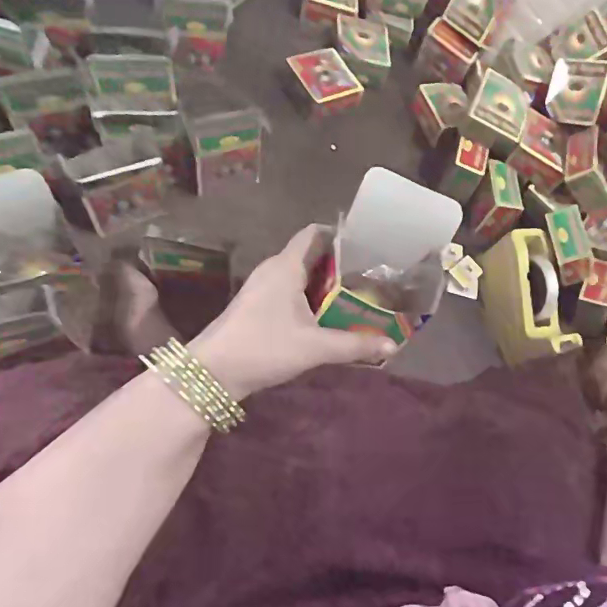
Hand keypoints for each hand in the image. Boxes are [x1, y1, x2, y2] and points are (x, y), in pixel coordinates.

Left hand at [188, 225, 399, 398]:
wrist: (213, 373)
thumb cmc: (264, 348)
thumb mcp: (314, 347)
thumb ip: (355, 345)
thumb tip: (393, 345)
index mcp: (287, 267)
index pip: (315, 234)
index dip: (341, 235)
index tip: (368, 246)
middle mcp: (274, 270)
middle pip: (312, 256)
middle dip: (342, 265)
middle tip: (373, 277)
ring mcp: (263, 289)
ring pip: (302, 277)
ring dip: (327, 286)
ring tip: (359, 297)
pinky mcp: (258, 307)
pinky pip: (292, 293)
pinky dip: (312, 300)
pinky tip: (329, 318)